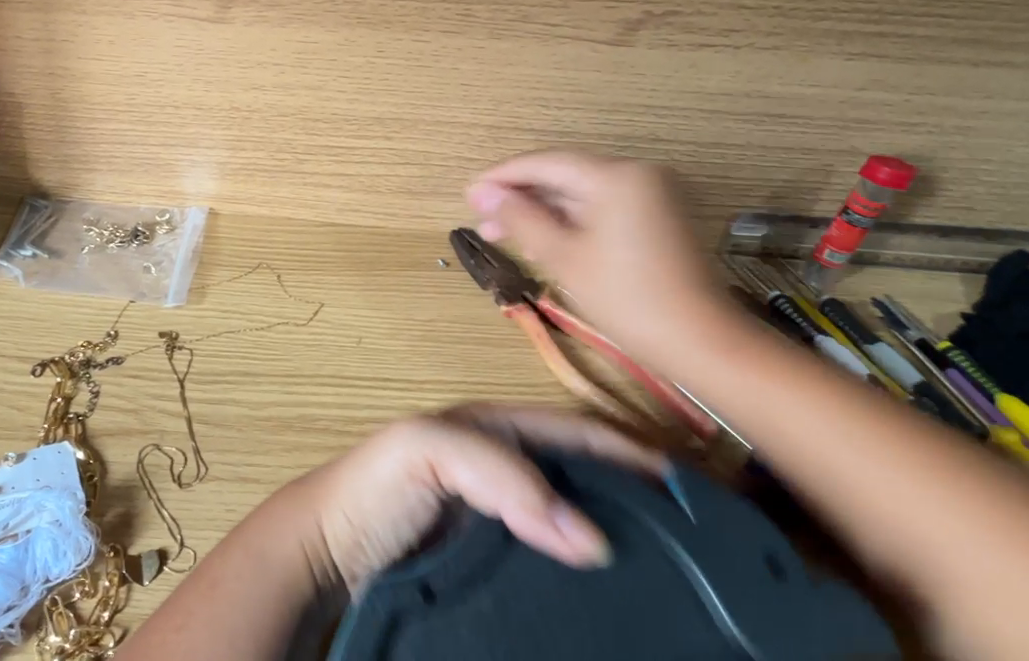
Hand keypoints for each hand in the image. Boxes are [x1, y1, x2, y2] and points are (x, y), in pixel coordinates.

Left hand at [294, 404, 664, 592]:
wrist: (326, 557)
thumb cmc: (371, 491)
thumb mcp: (424, 450)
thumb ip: (497, 472)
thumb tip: (588, 535)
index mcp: (493, 429)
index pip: (577, 433)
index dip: (632, 452)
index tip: (693, 488)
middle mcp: (505, 469)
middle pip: (586, 476)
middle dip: (640, 495)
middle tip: (701, 538)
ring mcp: (503, 518)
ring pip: (576, 521)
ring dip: (622, 537)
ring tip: (679, 572)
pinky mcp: (497, 564)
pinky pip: (556, 565)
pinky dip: (592, 574)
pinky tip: (620, 599)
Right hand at [466, 151, 752, 367]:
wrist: (701, 342)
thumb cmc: (627, 299)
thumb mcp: (563, 257)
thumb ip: (520, 218)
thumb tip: (482, 193)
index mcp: (616, 175)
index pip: (546, 162)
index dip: (502, 177)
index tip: (468, 194)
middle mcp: (637, 174)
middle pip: (564, 174)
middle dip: (521, 197)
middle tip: (482, 220)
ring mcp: (652, 195)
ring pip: (582, 193)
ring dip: (543, 212)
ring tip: (504, 236)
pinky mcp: (657, 217)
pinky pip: (602, 207)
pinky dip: (570, 221)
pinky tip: (543, 243)